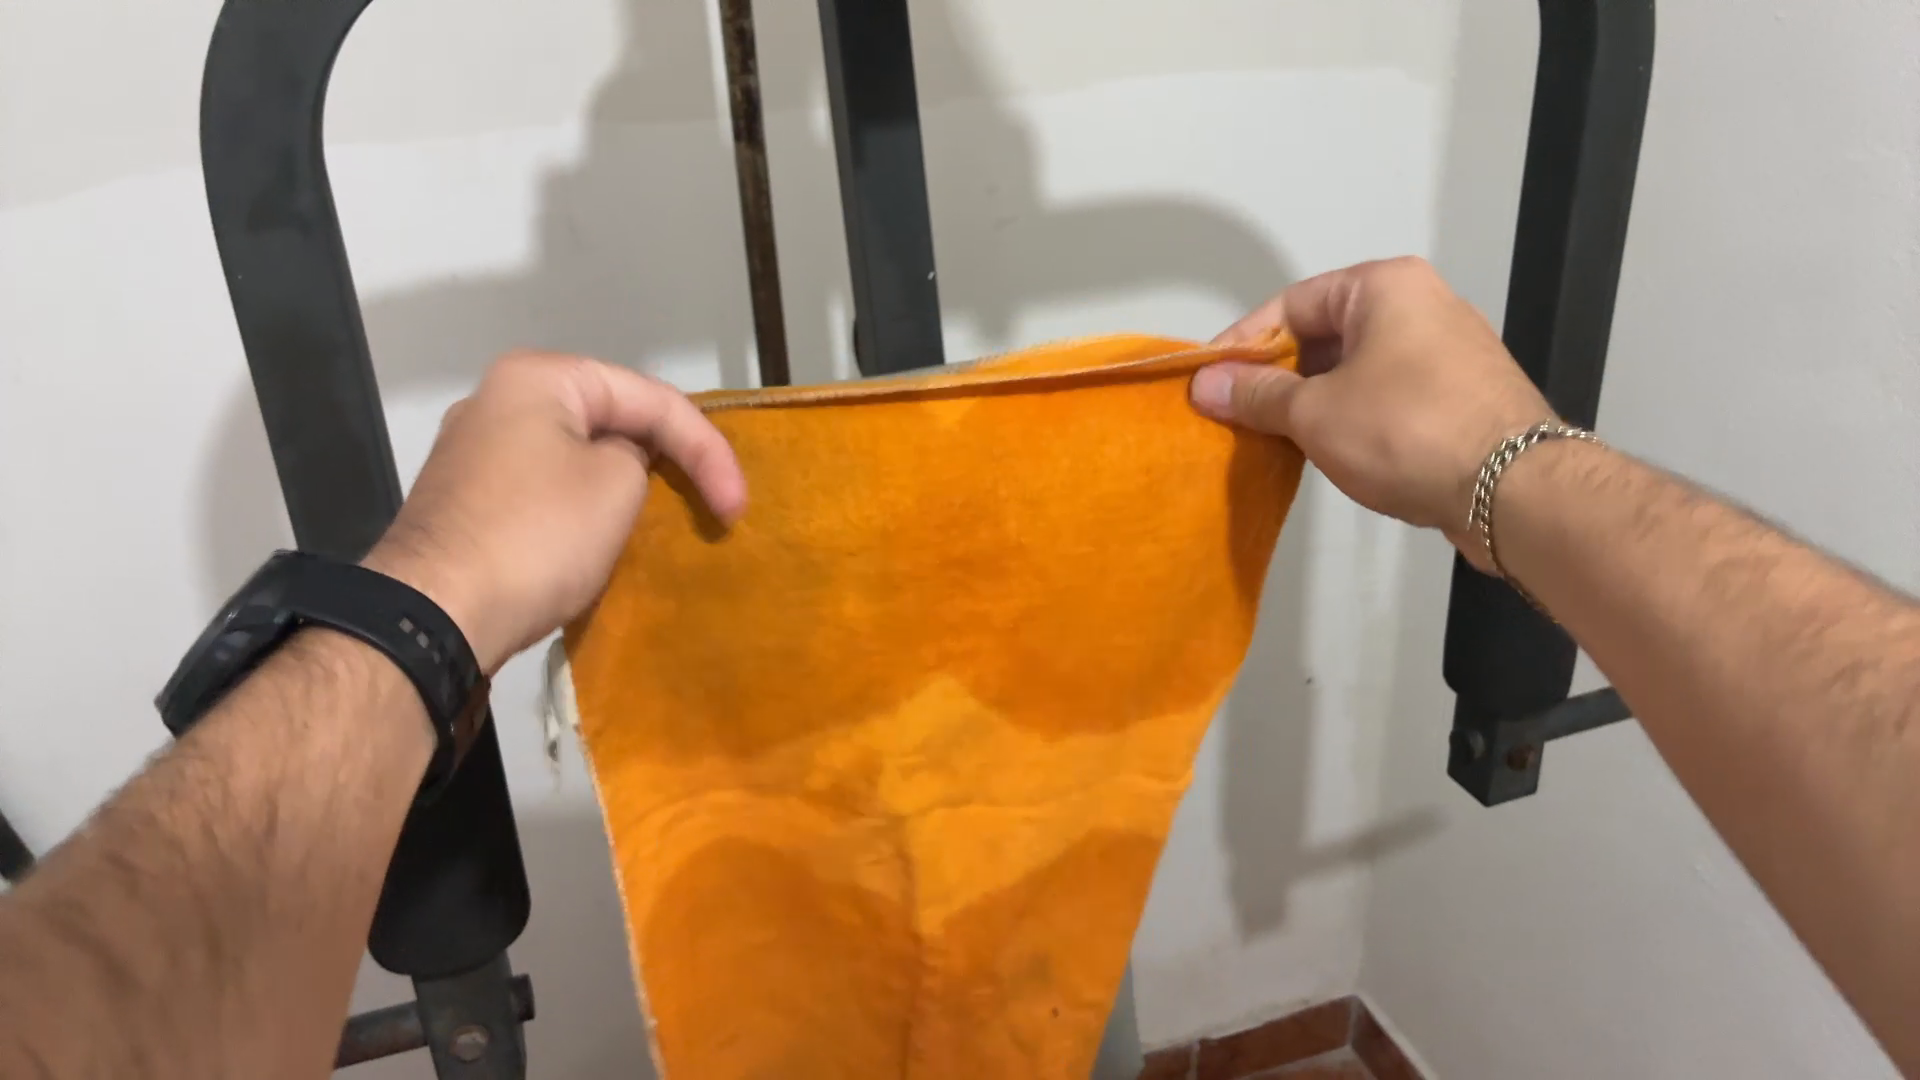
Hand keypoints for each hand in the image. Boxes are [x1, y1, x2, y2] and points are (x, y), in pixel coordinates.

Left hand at [362, 352, 746, 670]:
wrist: (435, 616)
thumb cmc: (539, 536)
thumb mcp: (619, 484)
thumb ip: (643, 454)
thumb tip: (624, 463)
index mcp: (542, 379)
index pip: (655, 400)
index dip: (709, 450)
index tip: (736, 507)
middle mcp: (504, 399)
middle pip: (619, 419)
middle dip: (674, 459)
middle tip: (715, 501)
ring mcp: (482, 450)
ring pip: (587, 453)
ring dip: (637, 481)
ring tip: (676, 512)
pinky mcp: (476, 497)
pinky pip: (556, 484)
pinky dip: (597, 501)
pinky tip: (617, 526)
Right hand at [1191, 257, 1552, 568]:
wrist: (1513, 489)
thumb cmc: (1403, 430)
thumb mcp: (1313, 413)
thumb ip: (1255, 394)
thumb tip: (1204, 384)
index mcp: (1383, 287)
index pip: (1289, 304)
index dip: (1242, 343)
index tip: (1209, 382)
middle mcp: (1417, 304)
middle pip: (1320, 333)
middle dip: (1273, 374)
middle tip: (1234, 412)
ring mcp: (1443, 349)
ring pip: (1349, 366)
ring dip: (1305, 398)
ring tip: (1268, 434)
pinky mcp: (1456, 392)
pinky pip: (1380, 391)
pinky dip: (1343, 413)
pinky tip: (1319, 446)